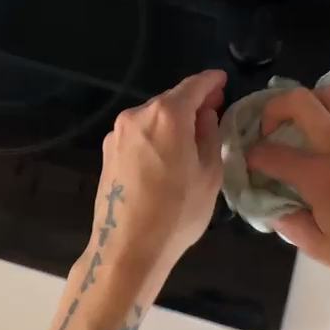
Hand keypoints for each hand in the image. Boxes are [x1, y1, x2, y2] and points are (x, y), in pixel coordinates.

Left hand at [94, 70, 227, 271]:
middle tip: (213, 114)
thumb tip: (205, 115)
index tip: (223, 81)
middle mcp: (138, 114)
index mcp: (167, 115)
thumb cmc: (177, 212)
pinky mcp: (107, 151)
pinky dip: (155, 137)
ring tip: (190, 141)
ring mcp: (118, 133)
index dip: (211, 82)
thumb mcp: (209, 173)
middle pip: (171, 101)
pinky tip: (165, 158)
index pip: (194, 86)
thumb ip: (210, 135)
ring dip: (172, 122)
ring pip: (153, 118)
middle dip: (192, 104)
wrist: (127, 248)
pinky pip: (139, 134)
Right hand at [249, 86, 329, 292]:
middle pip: (300, 101)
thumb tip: (276, 209)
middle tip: (271, 128)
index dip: (252, 156)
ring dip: (314, 102)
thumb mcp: (323, 250)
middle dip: (275, 108)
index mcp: (318, 176)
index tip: (249, 164)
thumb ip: (293, 226)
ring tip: (309, 123)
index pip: (272, 154)